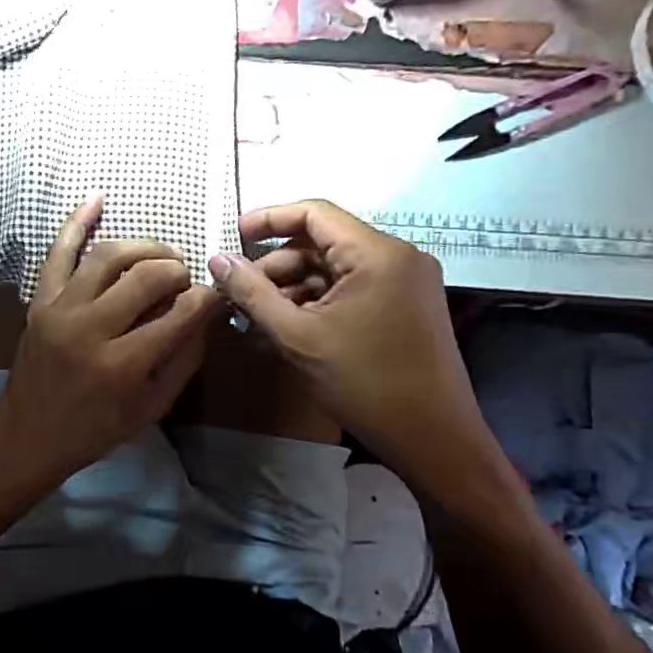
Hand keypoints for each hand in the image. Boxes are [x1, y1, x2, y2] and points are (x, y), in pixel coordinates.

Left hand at [0, 196, 222, 494]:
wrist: (27, 434)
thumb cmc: (96, 428)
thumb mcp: (152, 407)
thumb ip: (184, 358)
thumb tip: (208, 314)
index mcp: (122, 365)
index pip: (180, 314)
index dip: (207, 297)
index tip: (216, 292)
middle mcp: (90, 329)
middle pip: (146, 276)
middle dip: (176, 269)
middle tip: (185, 278)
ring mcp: (60, 310)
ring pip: (108, 256)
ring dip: (144, 247)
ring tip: (162, 255)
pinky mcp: (40, 300)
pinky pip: (57, 252)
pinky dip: (76, 222)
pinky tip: (97, 199)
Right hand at [209, 200, 488, 482]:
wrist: (434, 439)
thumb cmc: (364, 385)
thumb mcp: (298, 337)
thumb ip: (253, 294)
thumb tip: (218, 260)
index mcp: (377, 253)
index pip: (315, 213)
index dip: (270, 218)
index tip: (234, 234)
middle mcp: (398, 256)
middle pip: (325, 242)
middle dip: (279, 264)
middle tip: (241, 291)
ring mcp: (407, 281)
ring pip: (339, 267)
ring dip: (297, 285)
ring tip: (259, 314)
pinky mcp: (409, 304)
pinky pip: (356, 288)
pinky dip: (322, 300)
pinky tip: (292, 325)